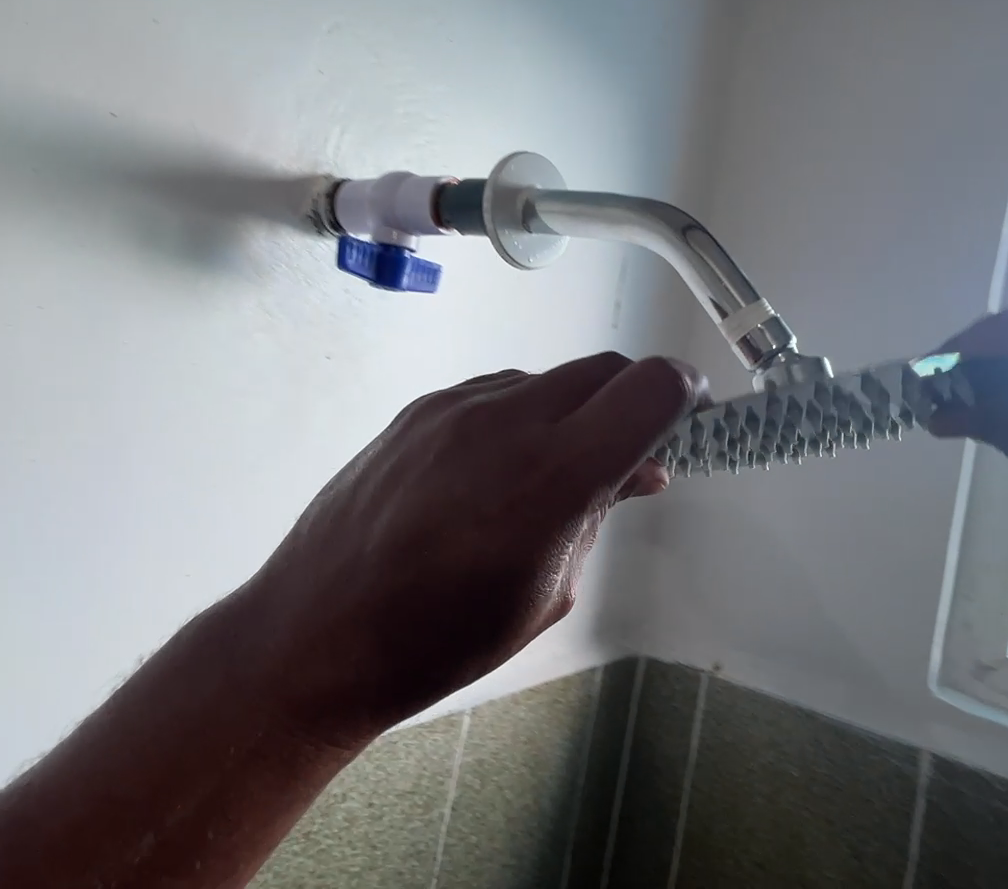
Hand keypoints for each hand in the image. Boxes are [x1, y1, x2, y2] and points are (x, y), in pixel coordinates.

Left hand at [231, 352, 704, 747]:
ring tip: (553, 473)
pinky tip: (498, 470)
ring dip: (572, 411)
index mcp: (554, 475)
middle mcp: (508, 420)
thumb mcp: (549, 591)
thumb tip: (637, 473)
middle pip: (604, 370)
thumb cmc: (441, 638)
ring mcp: (457, 407)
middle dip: (632, 401)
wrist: (318, 633)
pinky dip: (520, 417)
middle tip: (628, 454)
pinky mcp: (419, 409)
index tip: (689, 415)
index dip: (684, 394)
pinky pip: (494, 393)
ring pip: (548, 380)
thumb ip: (599, 515)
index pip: (650, 388)